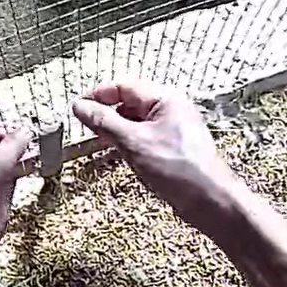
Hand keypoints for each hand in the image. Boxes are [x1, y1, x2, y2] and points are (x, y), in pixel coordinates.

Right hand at [71, 80, 239, 227]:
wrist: (210, 200)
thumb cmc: (178, 169)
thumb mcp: (133, 142)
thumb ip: (104, 122)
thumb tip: (80, 107)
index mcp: (165, 98)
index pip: (123, 87)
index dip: (97, 96)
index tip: (77, 110)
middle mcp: (170, 109)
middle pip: (129, 103)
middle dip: (106, 114)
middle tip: (86, 130)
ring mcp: (172, 128)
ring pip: (135, 122)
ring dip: (115, 131)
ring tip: (99, 146)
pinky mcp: (173, 147)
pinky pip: (144, 138)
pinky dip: (128, 144)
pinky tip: (119, 157)